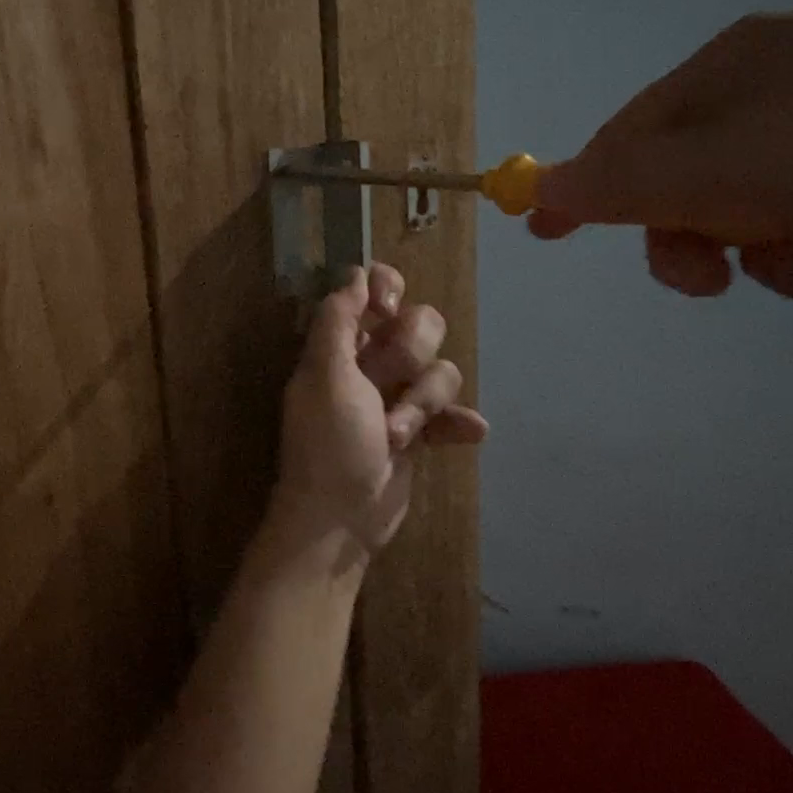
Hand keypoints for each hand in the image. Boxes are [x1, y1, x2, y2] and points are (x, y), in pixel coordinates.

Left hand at [271, 265, 487, 566]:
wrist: (341, 519)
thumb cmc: (329, 445)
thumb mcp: (325, 377)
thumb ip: (337, 321)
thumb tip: (356, 273)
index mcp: (341, 347)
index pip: (371, 292)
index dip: (388, 290)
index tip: (389, 309)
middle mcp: (370, 365)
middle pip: (418, 326)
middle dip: (411, 356)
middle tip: (388, 386)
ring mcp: (396, 399)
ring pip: (440, 370)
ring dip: (425, 402)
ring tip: (398, 436)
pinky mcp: (419, 432)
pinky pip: (452, 413)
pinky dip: (457, 423)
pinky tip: (466, 436)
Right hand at [528, 0, 792, 306]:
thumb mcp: (740, 159)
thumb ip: (632, 182)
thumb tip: (544, 186)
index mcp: (735, 77)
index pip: (627, 139)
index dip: (586, 190)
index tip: (546, 236)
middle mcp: (787, 109)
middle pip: (699, 203)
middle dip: (720, 249)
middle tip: (726, 276)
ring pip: (784, 243)